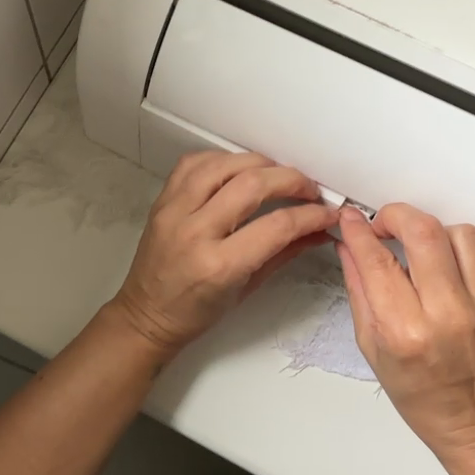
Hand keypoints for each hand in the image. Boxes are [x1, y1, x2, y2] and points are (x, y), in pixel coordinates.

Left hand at [108, 151, 335, 358]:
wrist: (146, 314)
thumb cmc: (198, 312)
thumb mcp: (248, 289)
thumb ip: (285, 253)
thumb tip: (321, 229)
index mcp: (219, 265)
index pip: (276, 225)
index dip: (310, 214)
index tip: (328, 212)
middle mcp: (195, 232)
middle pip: (252, 184)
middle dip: (291, 179)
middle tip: (309, 189)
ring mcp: (174, 212)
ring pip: (223, 164)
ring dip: (259, 163)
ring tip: (278, 175)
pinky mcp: (162, 200)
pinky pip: (194, 163)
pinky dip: (222, 160)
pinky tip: (239, 170)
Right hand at [336, 203, 474, 457]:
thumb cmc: (419, 393)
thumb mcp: (371, 346)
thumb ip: (359, 290)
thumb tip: (349, 245)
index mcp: (404, 331)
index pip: (376, 260)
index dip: (360, 230)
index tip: (353, 219)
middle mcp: (448, 316)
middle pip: (423, 232)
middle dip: (398, 216)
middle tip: (389, 225)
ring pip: (462, 234)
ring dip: (439, 234)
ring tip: (430, 254)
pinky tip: (466, 266)